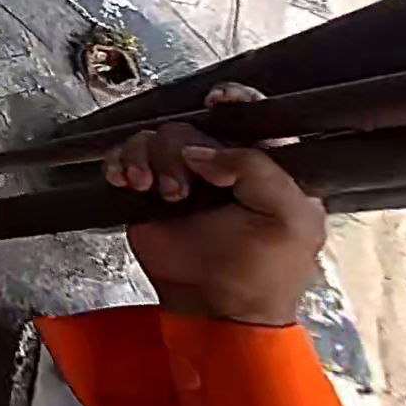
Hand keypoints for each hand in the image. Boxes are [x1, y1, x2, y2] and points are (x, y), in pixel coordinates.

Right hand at [101, 85, 323, 326]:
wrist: (211, 306)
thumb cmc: (260, 268)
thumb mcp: (285, 220)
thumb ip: (257, 171)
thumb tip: (198, 152)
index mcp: (263, 166)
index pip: (251, 117)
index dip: (235, 100)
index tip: (216, 101)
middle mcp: (219, 163)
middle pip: (187, 126)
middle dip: (174, 153)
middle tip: (177, 191)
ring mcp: (179, 173)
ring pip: (152, 137)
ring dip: (144, 160)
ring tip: (148, 190)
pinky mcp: (145, 184)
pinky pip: (124, 153)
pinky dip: (119, 162)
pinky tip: (123, 182)